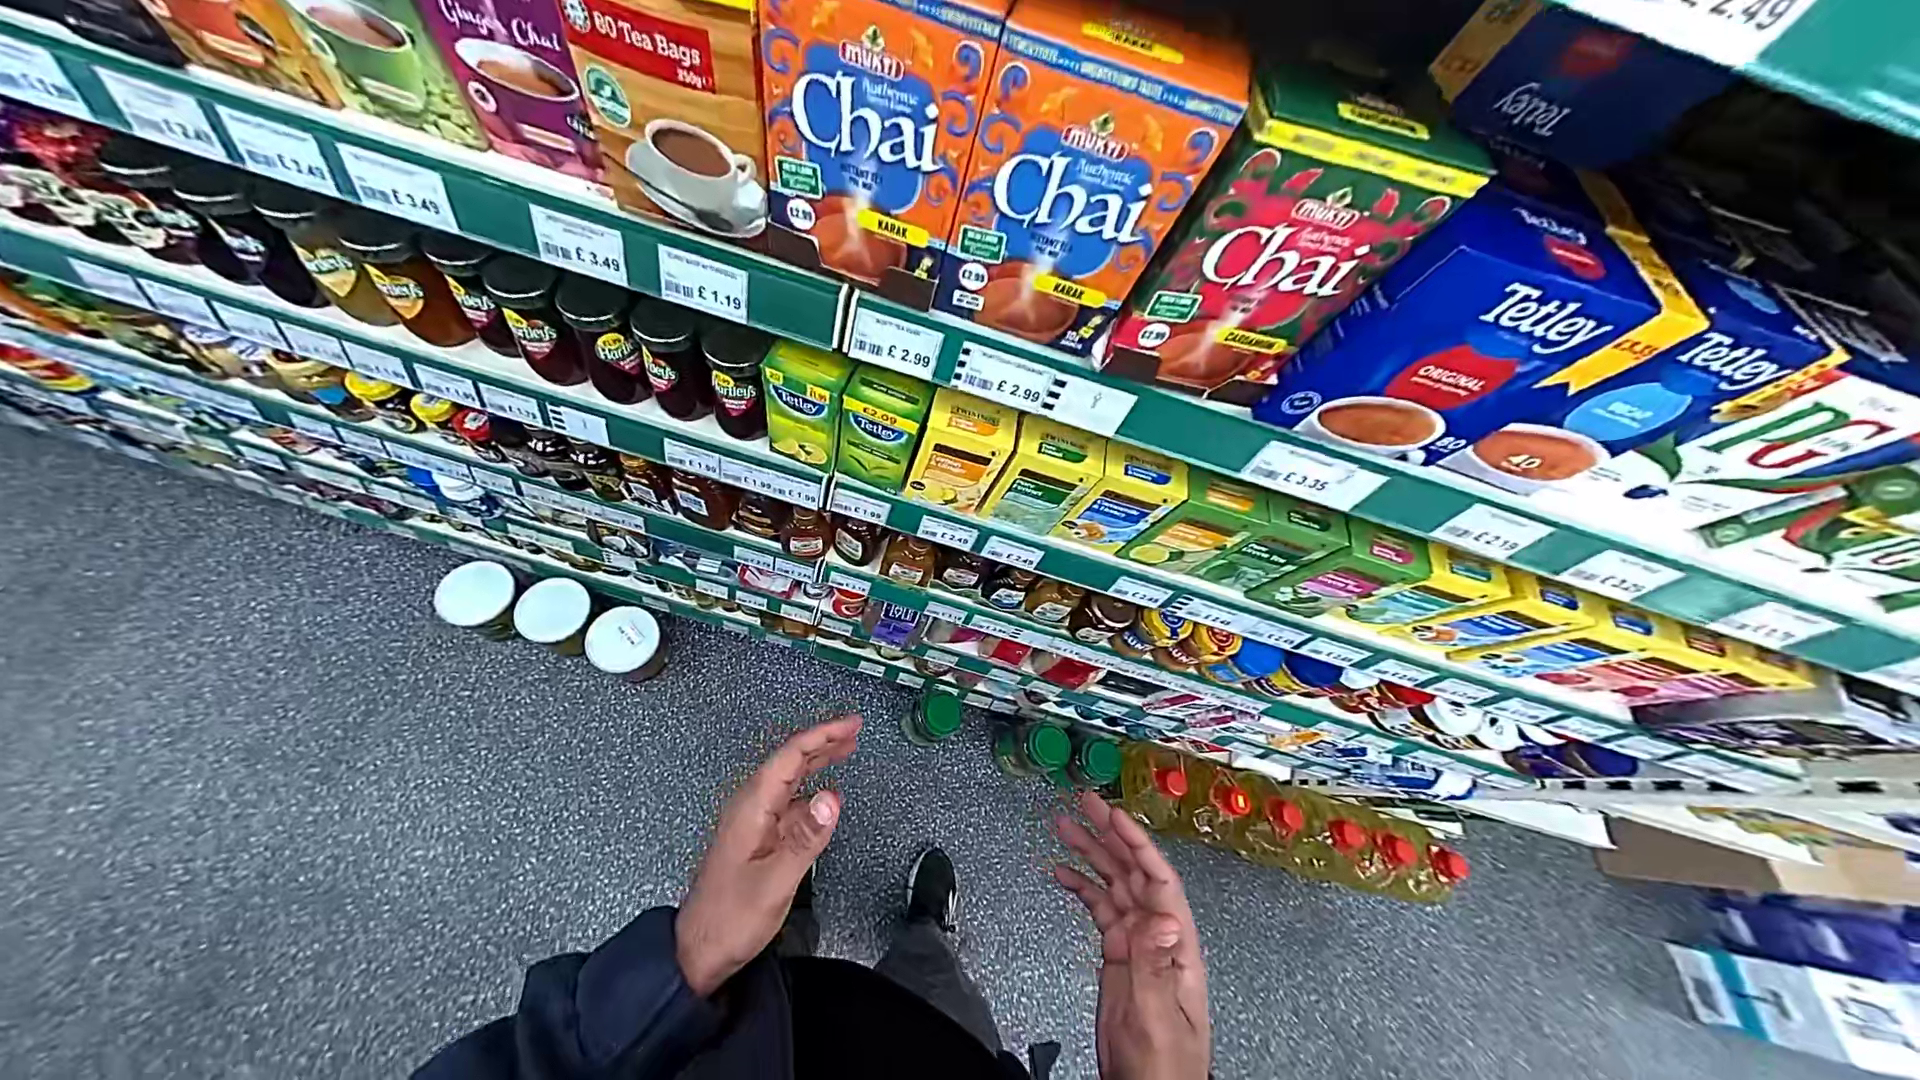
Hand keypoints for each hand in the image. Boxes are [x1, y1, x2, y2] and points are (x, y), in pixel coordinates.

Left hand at [676, 715, 860, 996]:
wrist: (697, 954)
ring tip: (845, 748)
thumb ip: (806, 838)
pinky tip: (826, 796)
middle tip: (854, 728)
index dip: (823, 734)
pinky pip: (789, 799)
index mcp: (752, 807)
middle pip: (790, 760)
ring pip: (790, 777)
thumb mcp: (775, 881)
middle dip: (824, 739)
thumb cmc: (731, 919)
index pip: (791, 755)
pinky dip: (812, 788)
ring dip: (818, 759)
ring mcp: (753, 820)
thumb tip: (833, 797)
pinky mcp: (757, 836)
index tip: (851, 724)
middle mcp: (751, 806)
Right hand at [1054, 792, 1209, 1079]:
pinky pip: (1098, 906)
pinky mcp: (1117, 952)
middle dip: (1109, 833)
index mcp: (1175, 944)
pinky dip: (1079, 885)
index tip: (1114, 815)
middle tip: (1085, 803)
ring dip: (1089, 852)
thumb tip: (1163, 917)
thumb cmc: (1164, 1068)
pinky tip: (1062, 871)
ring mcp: (1136, 941)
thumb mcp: (1159, 1017)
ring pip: (1111, 882)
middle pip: (1132, 870)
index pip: (1158, 879)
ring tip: (1064, 826)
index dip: (1136, 842)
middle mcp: (1157, 934)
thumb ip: (1156, 966)